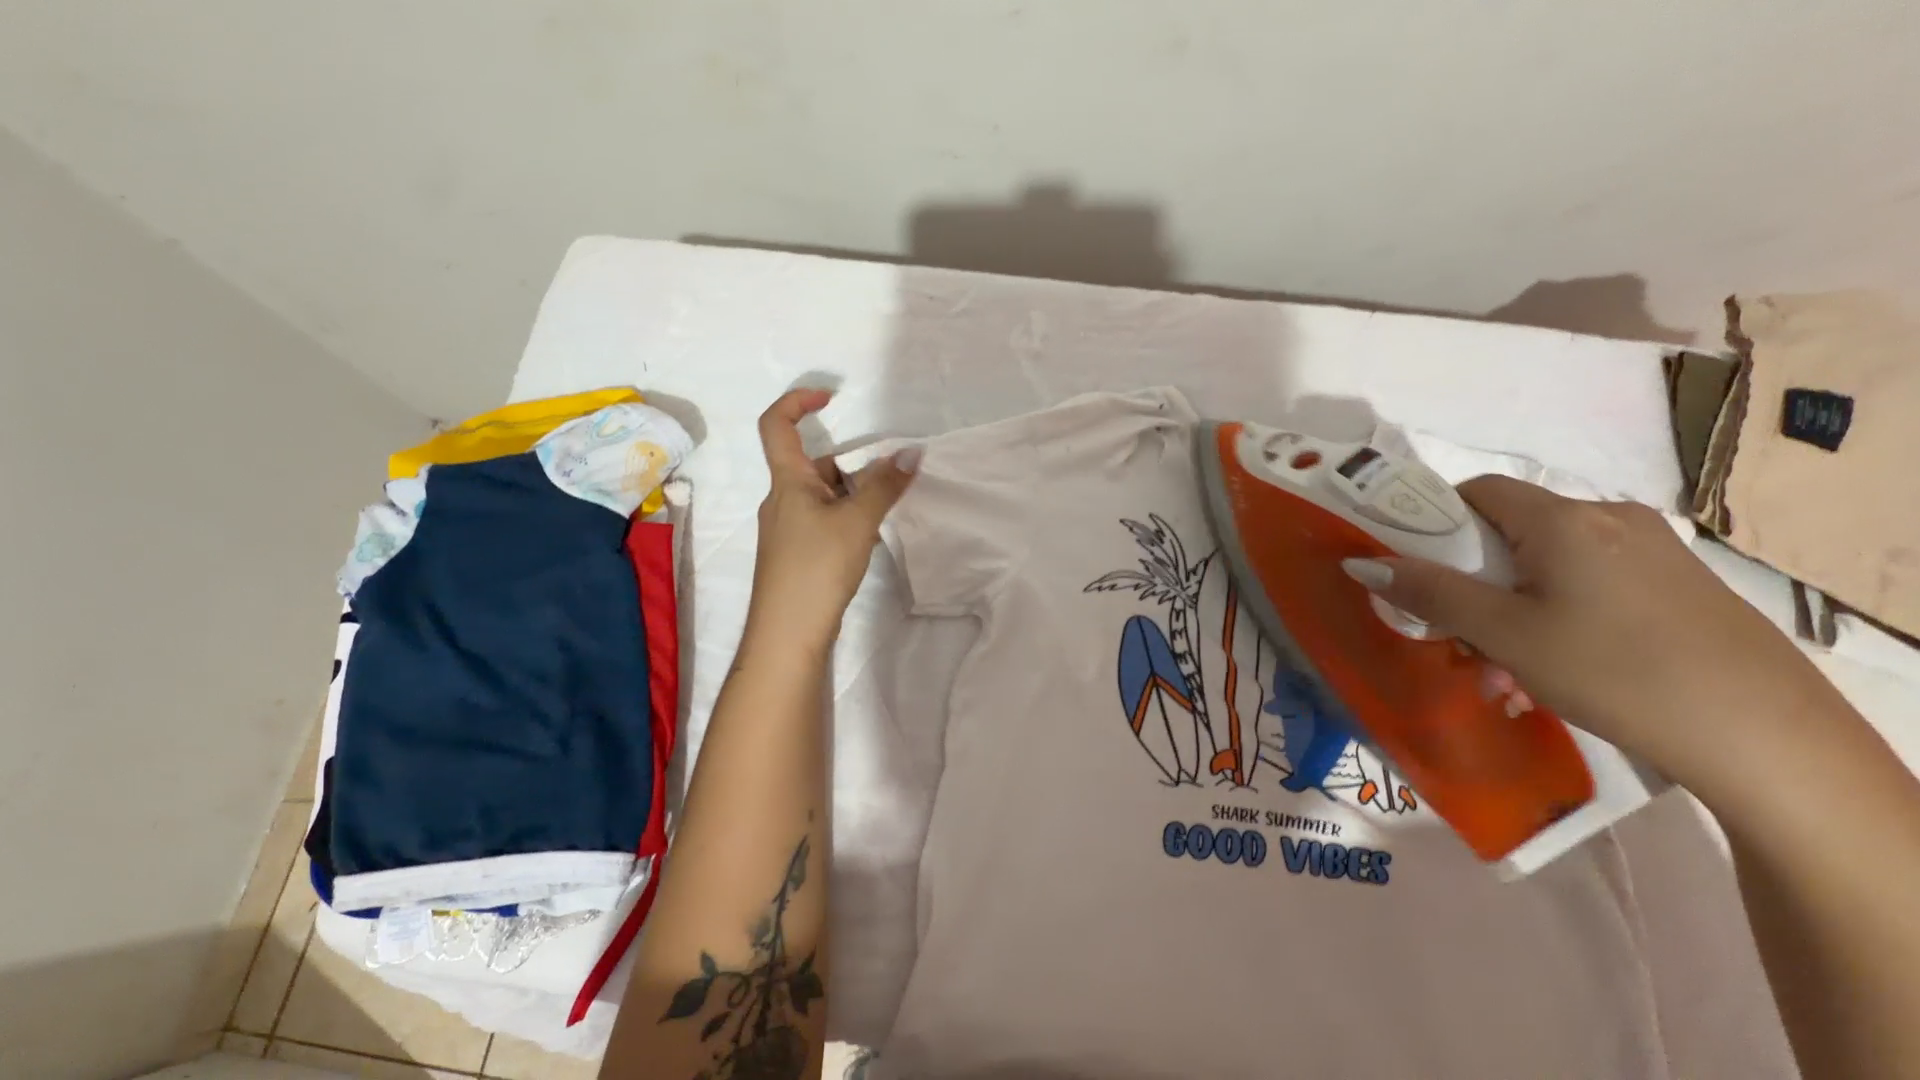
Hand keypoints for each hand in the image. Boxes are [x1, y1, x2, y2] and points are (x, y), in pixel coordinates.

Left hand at [743, 389, 917, 652]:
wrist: (787, 633)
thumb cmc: (816, 568)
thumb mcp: (857, 521)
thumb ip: (885, 485)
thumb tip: (912, 452)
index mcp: (787, 481)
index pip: (776, 424)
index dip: (798, 401)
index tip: (832, 398)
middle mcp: (782, 499)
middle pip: (814, 464)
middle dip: (852, 463)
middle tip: (887, 477)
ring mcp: (788, 528)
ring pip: (823, 495)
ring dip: (853, 494)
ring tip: (884, 510)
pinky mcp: (797, 554)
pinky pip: (824, 520)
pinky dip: (847, 518)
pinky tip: (869, 538)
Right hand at [1341, 475, 1834, 781]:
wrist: (1760, 731)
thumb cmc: (1612, 671)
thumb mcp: (1505, 634)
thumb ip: (1431, 594)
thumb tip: (1361, 562)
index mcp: (1563, 519)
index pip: (1479, 491)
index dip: (1437, 523)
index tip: (1420, 574)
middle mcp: (1609, 518)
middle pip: (1514, 533)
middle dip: (1476, 583)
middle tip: (1461, 642)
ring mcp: (1653, 550)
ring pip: (1554, 566)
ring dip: (1516, 610)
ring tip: (1509, 675)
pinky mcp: (1679, 585)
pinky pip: (1595, 586)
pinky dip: (1561, 617)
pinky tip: (1562, 672)